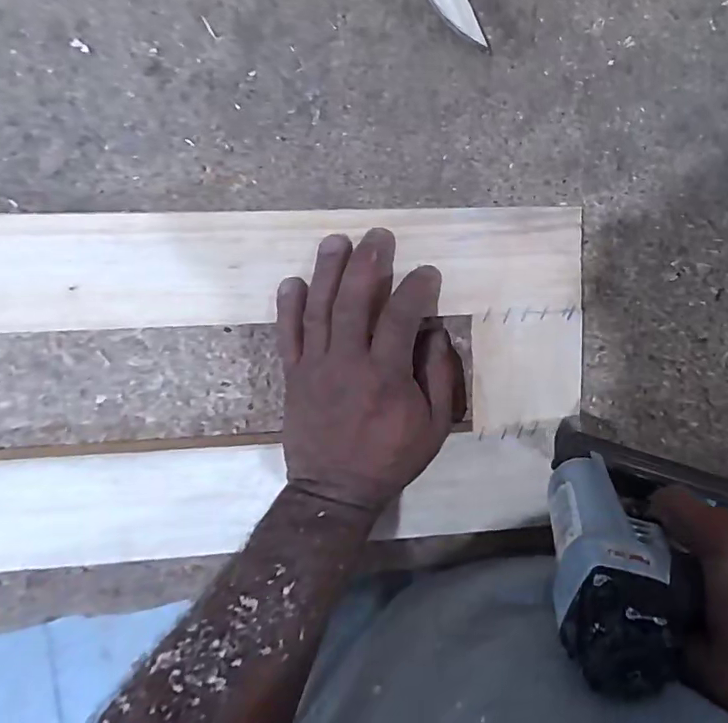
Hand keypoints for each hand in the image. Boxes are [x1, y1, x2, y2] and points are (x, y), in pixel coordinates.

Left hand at [275, 229, 461, 519]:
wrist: (332, 492)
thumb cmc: (392, 456)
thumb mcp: (435, 424)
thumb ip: (440, 375)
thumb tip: (434, 332)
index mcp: (385, 375)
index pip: (401, 317)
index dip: (416, 288)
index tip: (429, 271)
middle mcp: (347, 363)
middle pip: (354, 302)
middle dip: (367, 264)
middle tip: (378, 235)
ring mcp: (314, 368)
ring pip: (318, 311)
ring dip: (327, 272)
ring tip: (336, 240)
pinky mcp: (293, 377)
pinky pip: (287, 337)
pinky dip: (288, 307)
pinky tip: (292, 281)